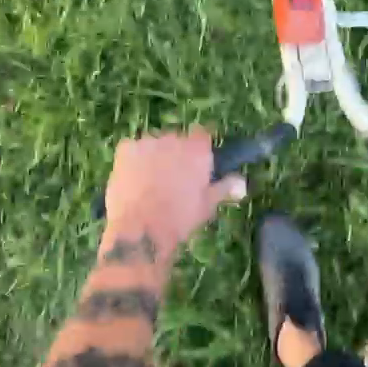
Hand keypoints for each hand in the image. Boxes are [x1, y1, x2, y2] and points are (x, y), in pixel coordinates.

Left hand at [101, 128, 245, 253]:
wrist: (141, 231)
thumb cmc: (180, 220)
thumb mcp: (206, 206)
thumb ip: (224, 187)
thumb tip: (241, 182)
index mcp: (197, 150)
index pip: (202, 135)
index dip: (199, 148)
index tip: (196, 163)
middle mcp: (174, 138)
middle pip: (176, 139)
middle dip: (175, 154)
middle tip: (173, 180)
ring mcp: (148, 141)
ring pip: (153, 145)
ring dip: (154, 157)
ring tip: (150, 184)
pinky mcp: (125, 148)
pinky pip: (132, 150)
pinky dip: (133, 161)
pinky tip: (133, 182)